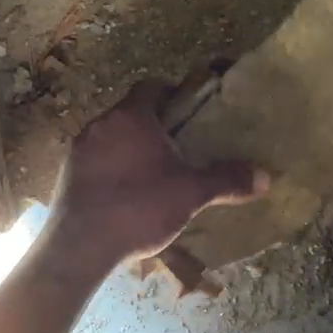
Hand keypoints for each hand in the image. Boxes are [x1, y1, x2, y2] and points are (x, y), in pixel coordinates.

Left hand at [45, 80, 267, 264]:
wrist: (81, 246)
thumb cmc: (140, 206)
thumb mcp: (191, 193)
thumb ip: (227, 180)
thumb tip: (265, 177)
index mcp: (131, 116)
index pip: (151, 87)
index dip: (171, 93)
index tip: (188, 109)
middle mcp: (101, 124)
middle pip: (131, 112)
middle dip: (154, 124)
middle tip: (178, 145)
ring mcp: (79, 149)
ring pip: (111, 137)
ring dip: (131, 147)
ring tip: (154, 172)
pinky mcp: (67, 175)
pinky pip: (96, 161)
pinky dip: (113, 168)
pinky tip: (128, 194)